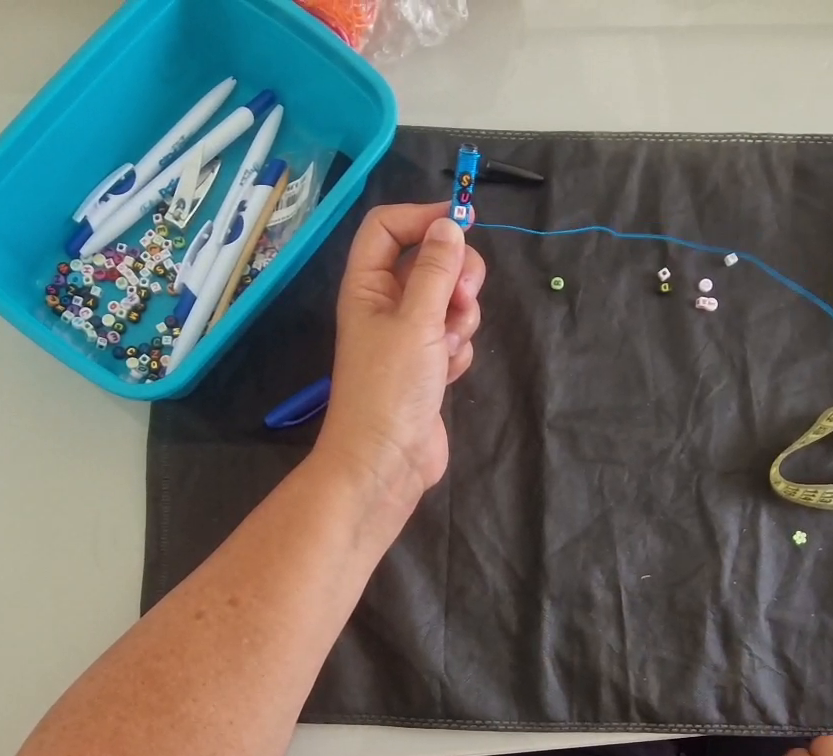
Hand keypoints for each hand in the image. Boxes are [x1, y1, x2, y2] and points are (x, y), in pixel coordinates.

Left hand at [315, 203, 485, 504]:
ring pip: (449, 300)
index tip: (463, 223)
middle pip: (429, 260)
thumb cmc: (391, 388)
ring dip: (461, 317)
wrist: (387, 461)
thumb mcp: (416, 321)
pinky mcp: (428, 365)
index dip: (423, 217)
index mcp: (368, 285)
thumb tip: (449, 225)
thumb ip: (436, 270)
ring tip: (449, 346)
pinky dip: (458, 350)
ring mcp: (409, 336)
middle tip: (463, 296)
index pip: (389, 227)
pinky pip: (454, 337)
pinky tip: (449, 374)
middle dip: (456, 274)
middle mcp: (386, 305)